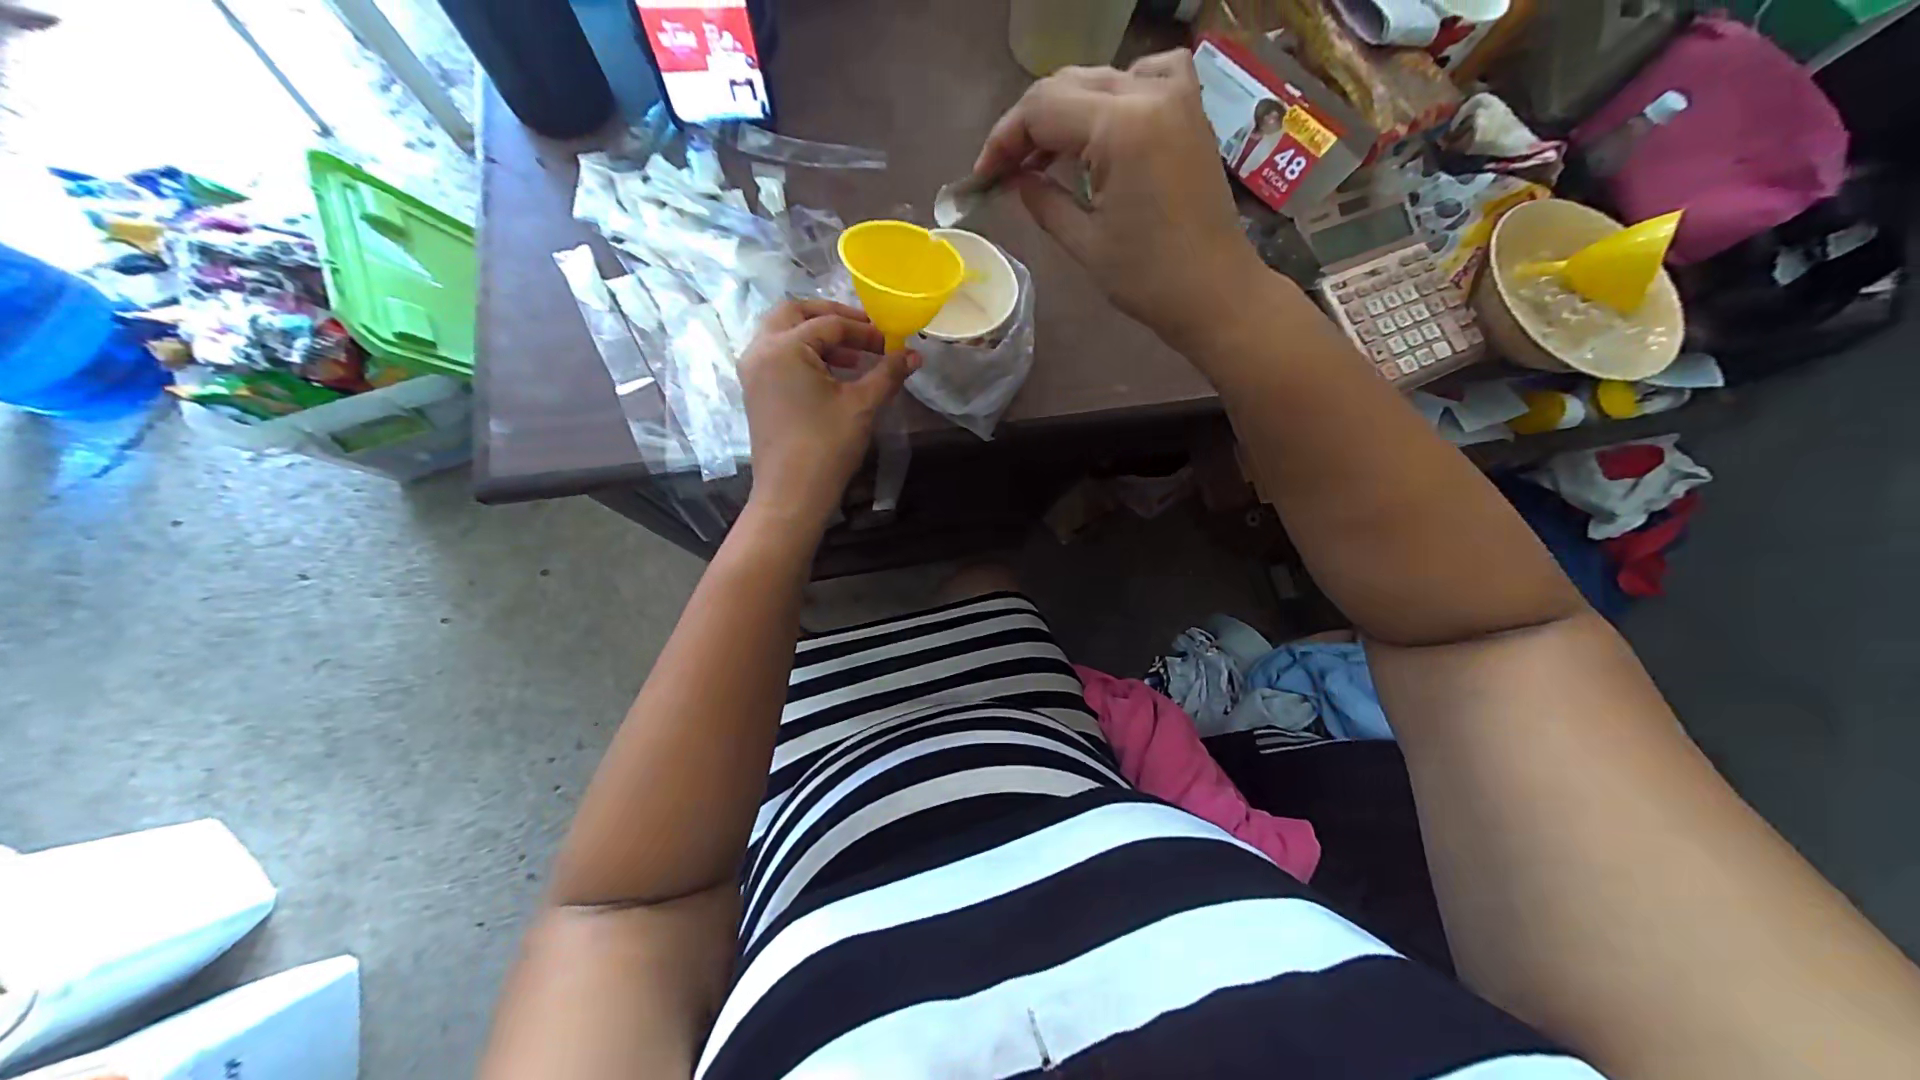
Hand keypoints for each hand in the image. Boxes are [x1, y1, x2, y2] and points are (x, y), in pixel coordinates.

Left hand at [737, 298, 918, 530]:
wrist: (792, 495)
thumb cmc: (826, 446)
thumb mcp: (862, 405)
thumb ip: (888, 373)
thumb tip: (914, 354)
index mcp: (783, 347)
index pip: (828, 324)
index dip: (863, 331)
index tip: (890, 343)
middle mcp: (760, 351)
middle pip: (794, 314)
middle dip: (831, 319)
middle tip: (863, 333)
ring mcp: (753, 372)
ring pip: (784, 335)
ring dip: (818, 338)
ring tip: (854, 358)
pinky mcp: (756, 392)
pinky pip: (779, 357)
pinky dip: (804, 356)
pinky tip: (833, 376)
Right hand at [974, 50, 1267, 350]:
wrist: (1216, 291)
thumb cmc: (1148, 277)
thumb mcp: (1084, 241)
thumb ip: (1042, 200)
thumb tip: (1013, 179)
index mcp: (1121, 126)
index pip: (1042, 109)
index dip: (1004, 139)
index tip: (984, 175)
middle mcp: (1150, 93)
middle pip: (1067, 85)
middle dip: (1028, 125)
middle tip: (1006, 169)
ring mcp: (1177, 95)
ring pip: (1099, 78)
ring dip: (1064, 111)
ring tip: (1044, 156)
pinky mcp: (1191, 109)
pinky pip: (1144, 75)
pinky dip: (1114, 92)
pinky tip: (1102, 124)